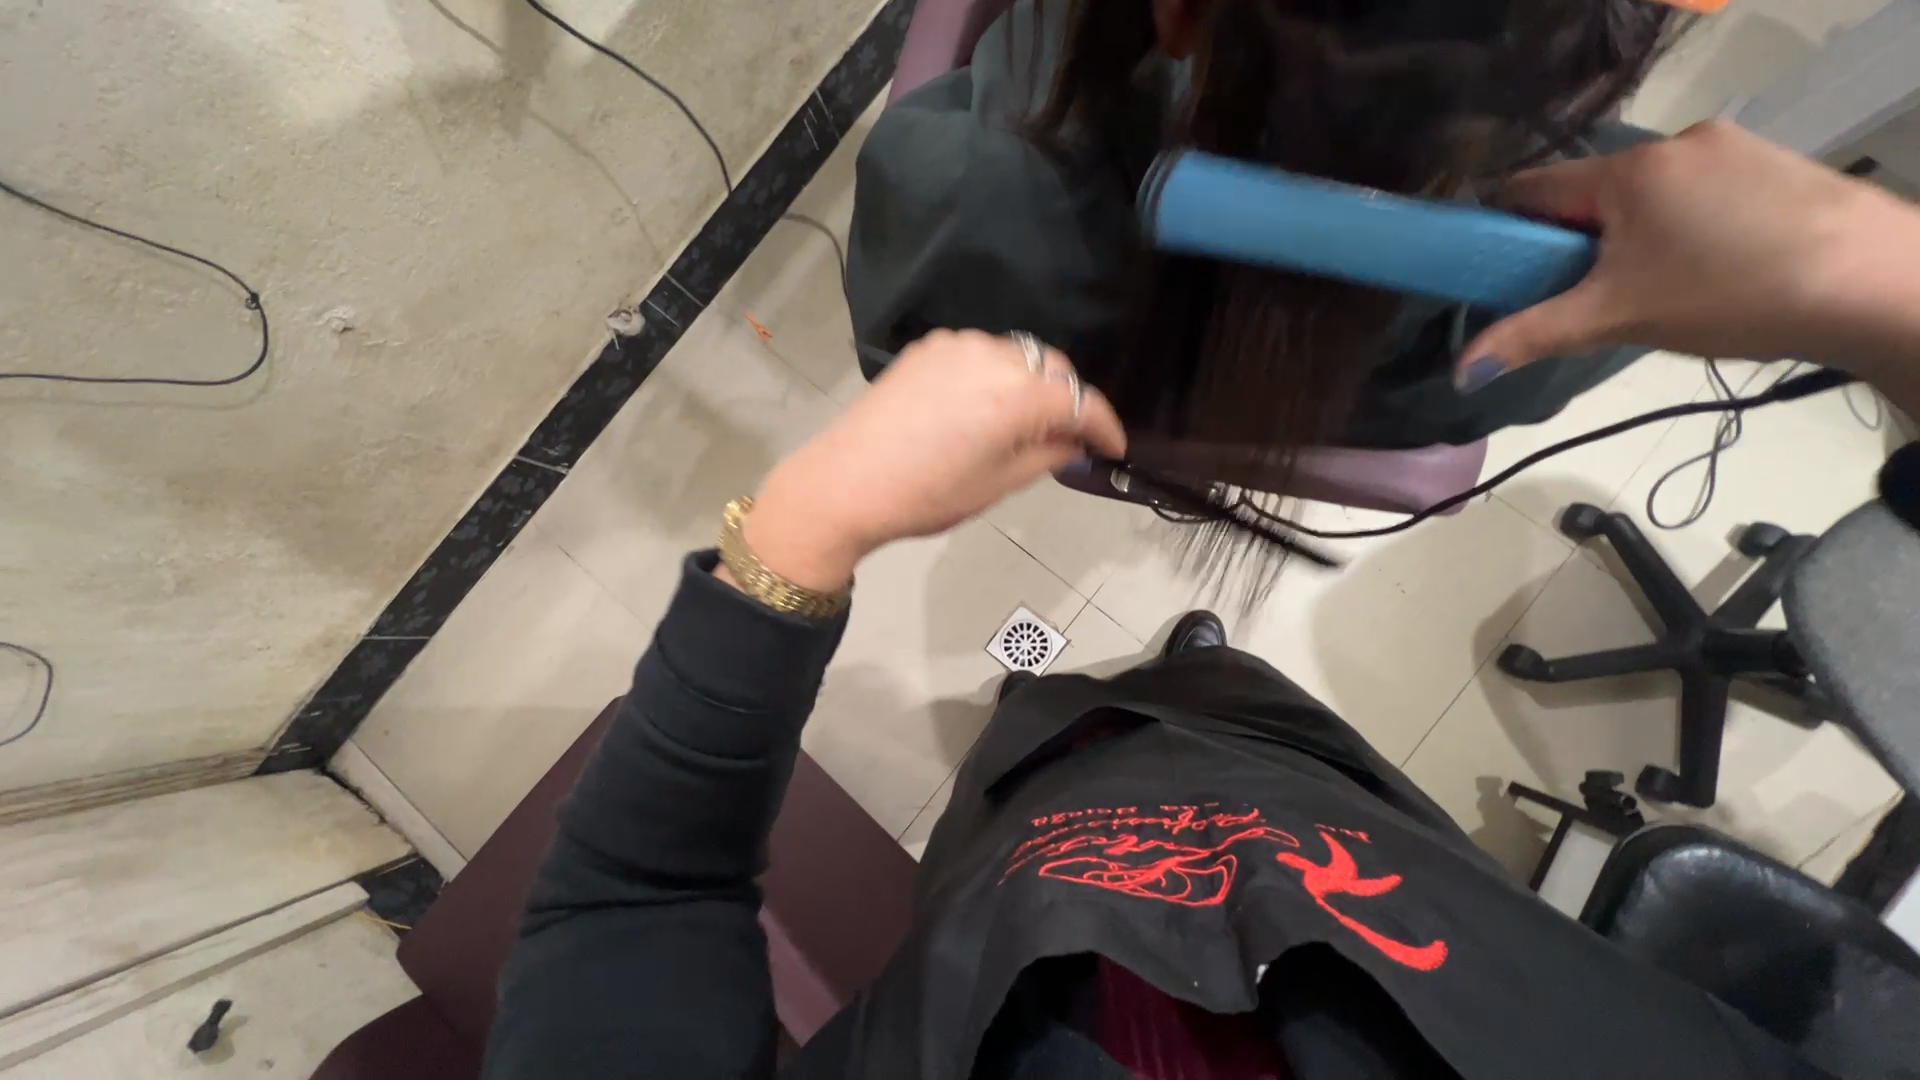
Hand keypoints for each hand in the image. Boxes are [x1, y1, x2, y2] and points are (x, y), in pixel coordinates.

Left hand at [735, 330, 1126, 590]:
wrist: (846, 483)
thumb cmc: (926, 496)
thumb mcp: (998, 485)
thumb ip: (1047, 455)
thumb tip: (1073, 441)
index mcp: (1015, 396)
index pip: (1080, 401)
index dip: (1104, 425)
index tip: (1114, 446)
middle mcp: (992, 357)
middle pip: (1052, 367)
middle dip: (1068, 399)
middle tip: (1069, 435)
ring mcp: (956, 346)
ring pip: (1017, 355)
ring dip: (1032, 382)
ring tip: (1025, 420)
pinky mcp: (927, 347)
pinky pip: (980, 353)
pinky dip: (995, 373)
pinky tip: (983, 403)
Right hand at [1459, 120, 1919, 388]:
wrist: (1884, 286)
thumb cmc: (1731, 293)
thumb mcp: (1613, 318)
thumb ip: (1529, 337)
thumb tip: (1459, 373)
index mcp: (1629, 171)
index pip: (1531, 188)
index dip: (1501, 227)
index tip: (1496, 268)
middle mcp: (1677, 145)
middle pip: (1587, 194)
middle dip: (1568, 241)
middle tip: (1575, 292)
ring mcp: (1732, 149)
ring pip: (1640, 195)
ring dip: (1621, 236)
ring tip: (1641, 287)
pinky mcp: (1772, 165)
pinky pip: (1690, 193)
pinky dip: (1671, 227)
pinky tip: (1694, 268)